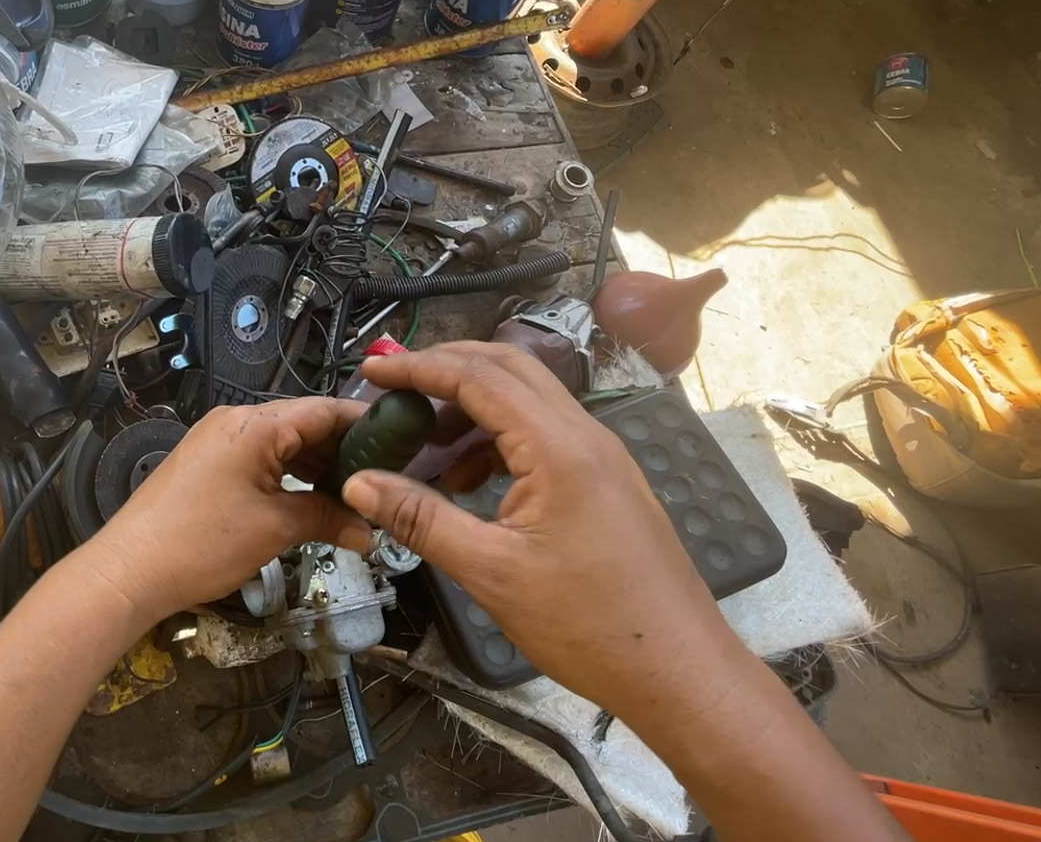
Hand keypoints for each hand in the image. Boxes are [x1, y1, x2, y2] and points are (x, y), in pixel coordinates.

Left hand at [78, 399, 371, 625]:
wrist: (130, 568)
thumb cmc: (203, 541)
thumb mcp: (274, 528)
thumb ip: (326, 519)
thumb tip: (369, 531)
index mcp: (255, 424)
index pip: (323, 409)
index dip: (364, 423)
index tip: (401, 440)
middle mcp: (235, 420)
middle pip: (303, 423)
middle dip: (343, 450)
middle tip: (383, 477)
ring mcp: (218, 439)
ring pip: (282, 441)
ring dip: (316, 464)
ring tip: (354, 492)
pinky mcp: (208, 461)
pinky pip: (260, 456)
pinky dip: (288, 473)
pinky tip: (311, 495)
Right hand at [342, 342, 749, 722]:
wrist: (682, 674)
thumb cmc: (588, 625)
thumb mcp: (490, 572)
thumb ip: (420, 519)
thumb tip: (358, 483)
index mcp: (558, 448)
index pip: (478, 377)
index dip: (419, 367)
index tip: (371, 372)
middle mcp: (583, 435)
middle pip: (507, 367)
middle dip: (446, 366)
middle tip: (395, 385)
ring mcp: (600, 455)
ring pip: (526, 398)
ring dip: (471, 406)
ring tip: (427, 443)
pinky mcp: (603, 479)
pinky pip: (541, 432)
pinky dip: (496, 438)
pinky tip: (469, 481)